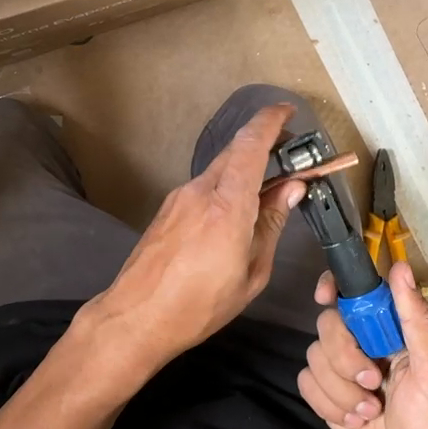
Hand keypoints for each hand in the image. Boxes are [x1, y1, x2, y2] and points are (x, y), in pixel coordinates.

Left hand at [85, 104, 306, 372]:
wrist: (136, 317)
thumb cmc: (200, 305)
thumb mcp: (251, 272)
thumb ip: (272, 225)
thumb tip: (291, 189)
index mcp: (227, 205)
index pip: (251, 144)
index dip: (271, 121)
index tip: (289, 111)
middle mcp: (201, 190)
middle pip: (236, 150)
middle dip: (265, 144)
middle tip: (291, 157)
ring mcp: (180, 196)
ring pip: (220, 168)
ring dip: (246, 169)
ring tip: (268, 194)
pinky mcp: (169, 208)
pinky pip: (205, 186)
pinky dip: (227, 187)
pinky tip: (236, 213)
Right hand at [297, 261, 427, 428]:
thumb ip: (415, 321)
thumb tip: (399, 268)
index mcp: (392, 331)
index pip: (356, 293)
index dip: (336, 287)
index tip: (326, 296)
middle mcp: (363, 345)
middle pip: (327, 324)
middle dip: (345, 355)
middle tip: (373, 380)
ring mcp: (342, 372)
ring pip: (314, 354)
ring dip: (341, 389)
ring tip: (370, 412)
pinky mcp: (326, 398)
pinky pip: (306, 381)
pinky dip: (328, 404)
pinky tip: (354, 422)